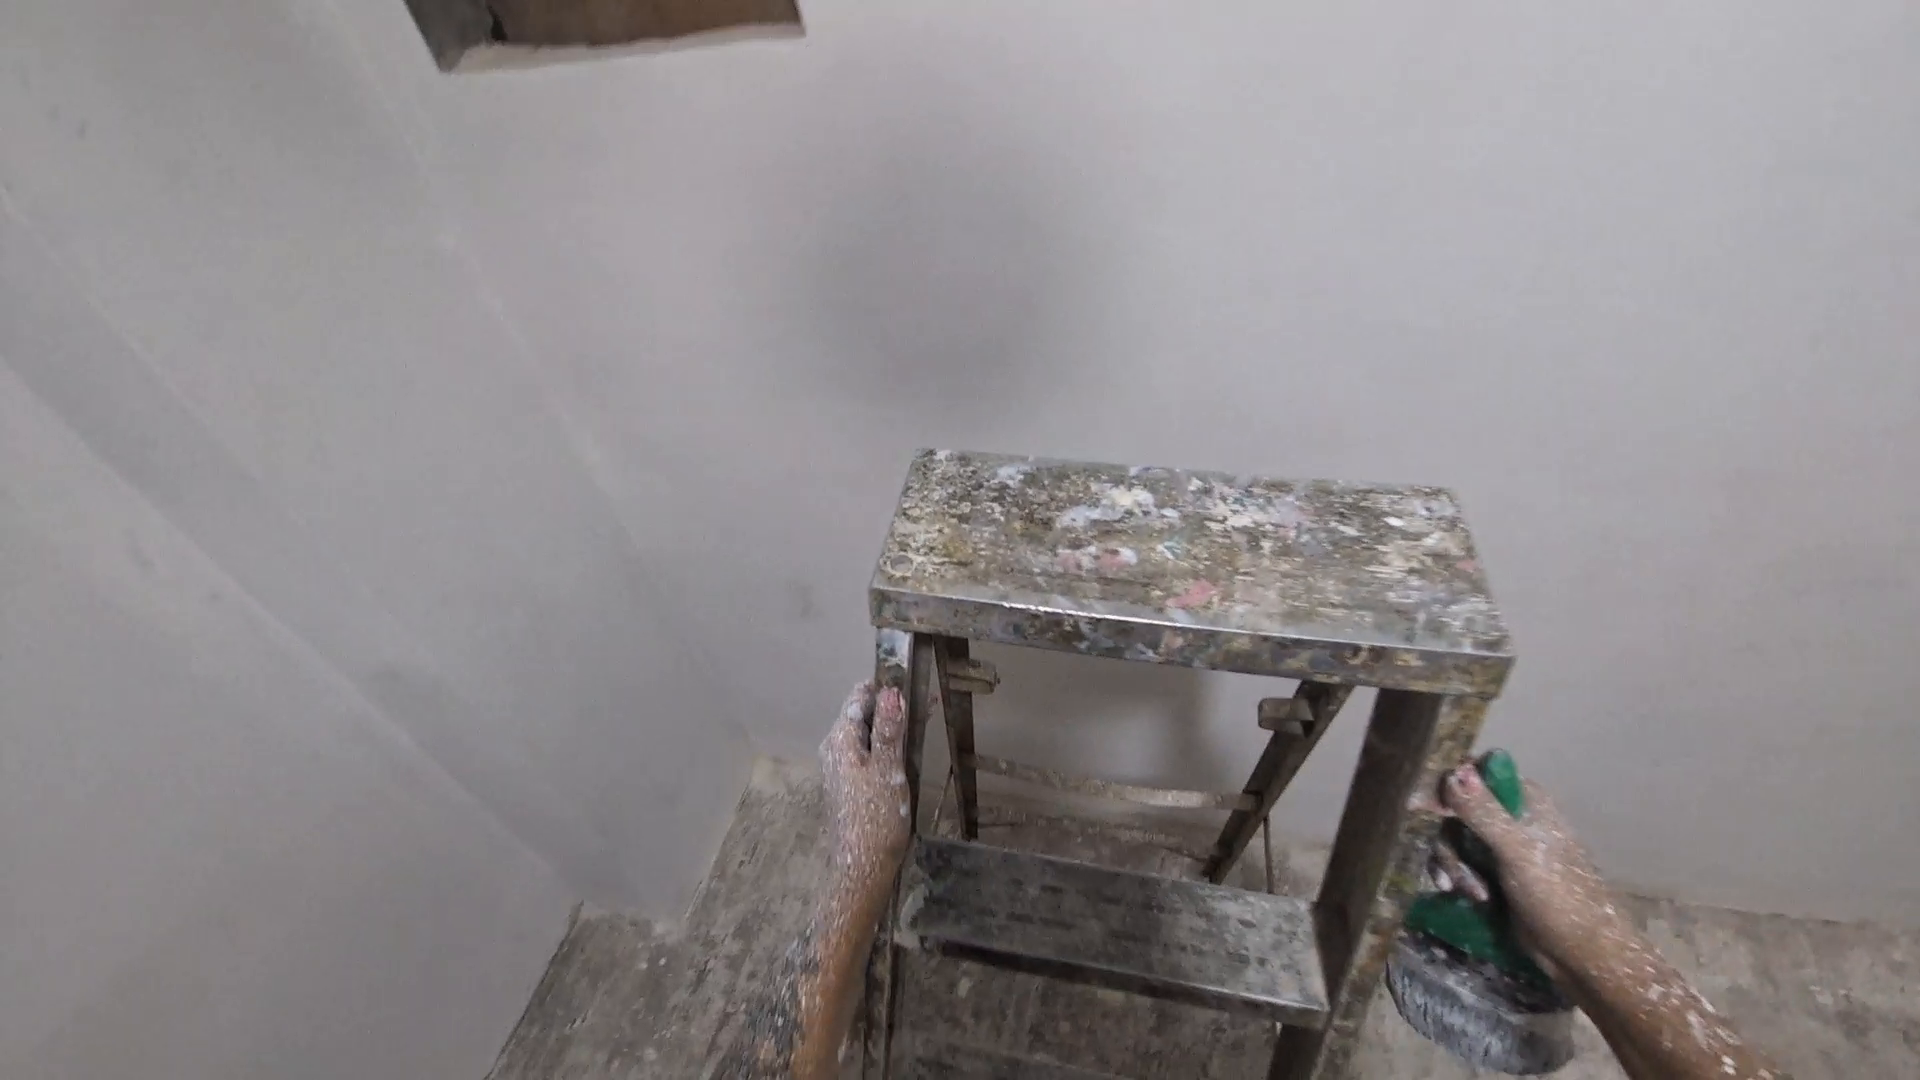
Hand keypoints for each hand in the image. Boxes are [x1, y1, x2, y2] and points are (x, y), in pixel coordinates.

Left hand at [819, 681, 910, 892]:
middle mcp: (835, 748)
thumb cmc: (877, 817)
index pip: (859, 696)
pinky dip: (886, 746)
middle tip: (926, 705)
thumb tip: (891, 691)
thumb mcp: (888, 769)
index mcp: (840, 740)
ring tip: (921, 723)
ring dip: (891, 726)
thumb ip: (889, 729)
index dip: (885, 687)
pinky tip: (906, 752)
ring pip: (867, 733)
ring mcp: (840, 766)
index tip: (913, 686)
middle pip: (862, 713)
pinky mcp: (849, 782)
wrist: (862, 868)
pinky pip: (868, 751)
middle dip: (892, 706)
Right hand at [1441, 765, 1626, 975]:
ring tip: (1466, 889)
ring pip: (1450, 835)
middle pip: (1452, 806)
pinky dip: (1452, 874)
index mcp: (1524, 799)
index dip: (1445, 785)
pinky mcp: (1491, 871)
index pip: (1473, 771)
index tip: (1427, 807)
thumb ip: (1483, 811)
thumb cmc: (1560, 898)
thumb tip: (1452, 772)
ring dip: (1451, 862)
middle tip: (1447, 860)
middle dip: (1447, 838)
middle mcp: (1509, 815)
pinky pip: (1455, 859)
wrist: (1583, 959)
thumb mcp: (1517, 851)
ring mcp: (1499, 844)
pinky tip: (1456, 892)